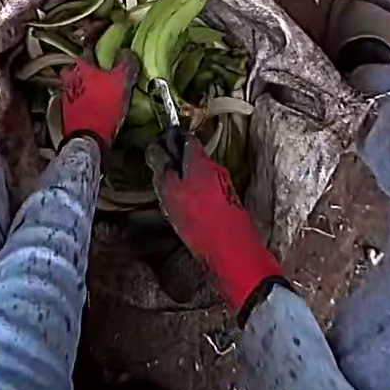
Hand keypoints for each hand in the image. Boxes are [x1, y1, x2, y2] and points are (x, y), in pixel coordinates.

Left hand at [56, 53, 138, 148]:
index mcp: (81, 66)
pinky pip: (76, 96)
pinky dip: (83, 97)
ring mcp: (66, 93)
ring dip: (86, 83)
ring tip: (100, 89)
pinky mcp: (66, 109)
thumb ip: (125, 64)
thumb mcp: (121, 83)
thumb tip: (127, 51)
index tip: (108, 52)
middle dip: (90, 68)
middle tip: (103, 72)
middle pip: (80, 66)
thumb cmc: (103, 107)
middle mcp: (69, 77)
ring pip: (77, 81)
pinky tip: (94, 103)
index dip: (99, 50)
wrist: (87, 139)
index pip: (89, 50)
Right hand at [148, 138, 284, 314]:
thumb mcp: (170, 191)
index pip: (185, 137)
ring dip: (186, 179)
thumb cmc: (198, 219)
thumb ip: (162, 167)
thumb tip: (155, 146)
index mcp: (200, 161)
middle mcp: (216, 168)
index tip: (156, 144)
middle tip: (159, 171)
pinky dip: (195, 193)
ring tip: (170, 193)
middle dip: (177, 161)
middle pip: (193, 156)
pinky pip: (208, 190)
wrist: (235, 253)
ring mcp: (225, 186)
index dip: (170, 137)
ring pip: (200, 174)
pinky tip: (187, 208)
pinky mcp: (229, 203)